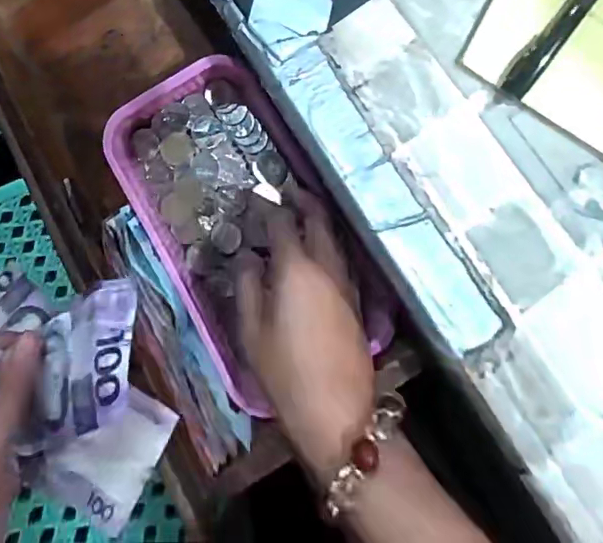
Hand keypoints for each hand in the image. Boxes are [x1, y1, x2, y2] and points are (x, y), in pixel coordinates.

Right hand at [237, 189, 374, 479]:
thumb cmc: (284, 370)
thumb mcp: (251, 328)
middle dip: (302, 199)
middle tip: (285, 189)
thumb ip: (247, 284)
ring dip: (318, 218)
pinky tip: (316, 248)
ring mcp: (345, 283)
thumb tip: (247, 255)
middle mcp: (325, 266)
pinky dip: (327, 240)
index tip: (253, 196)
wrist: (337, 412)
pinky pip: (340, 256)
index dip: (266, 205)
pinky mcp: (354, 301)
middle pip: (318, 218)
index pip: (282, 221)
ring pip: (333, 236)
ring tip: (300, 211)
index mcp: (296, 267)